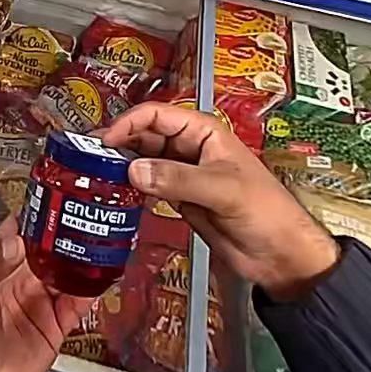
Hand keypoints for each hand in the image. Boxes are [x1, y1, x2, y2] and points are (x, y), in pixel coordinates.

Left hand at [0, 216, 95, 371]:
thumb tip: (14, 242)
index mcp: (0, 264)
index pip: (22, 230)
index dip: (39, 213)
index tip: (59, 196)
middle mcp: (23, 278)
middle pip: (51, 248)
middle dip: (69, 232)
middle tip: (90, 214)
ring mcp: (41, 302)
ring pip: (68, 272)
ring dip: (83, 259)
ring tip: (103, 240)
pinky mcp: (55, 328)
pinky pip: (78, 306)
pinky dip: (91, 292)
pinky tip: (102, 278)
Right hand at [99, 102, 339, 300]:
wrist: (282, 255)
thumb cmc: (264, 210)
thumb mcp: (222, 189)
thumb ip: (177, 179)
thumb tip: (133, 171)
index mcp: (202, 131)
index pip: (157, 116)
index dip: (129, 123)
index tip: (105, 141)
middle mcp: (189, 147)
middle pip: (145, 135)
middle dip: (119, 141)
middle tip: (88, 155)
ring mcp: (183, 172)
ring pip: (144, 159)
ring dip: (121, 163)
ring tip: (93, 172)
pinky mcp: (180, 198)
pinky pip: (149, 184)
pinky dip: (131, 185)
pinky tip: (114, 191)